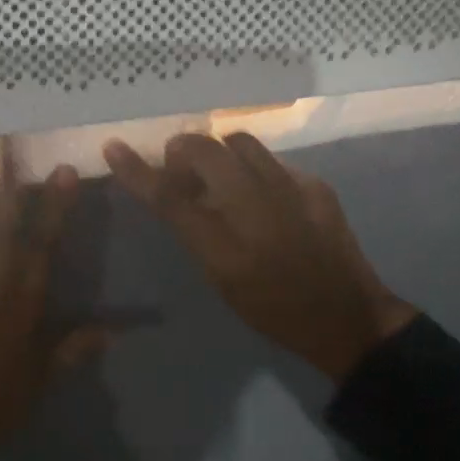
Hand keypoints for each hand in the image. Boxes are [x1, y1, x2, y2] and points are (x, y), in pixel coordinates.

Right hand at [104, 132, 417, 381]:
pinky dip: (253, 168)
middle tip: (179, 172)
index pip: (169, 195)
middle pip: (204, 151)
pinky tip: (261, 193)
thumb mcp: (221, 278)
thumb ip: (195, 230)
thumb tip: (175, 189)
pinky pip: (271, 159)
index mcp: (225, 246)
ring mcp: (293, 190)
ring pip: (239, 143)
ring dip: (218, 152)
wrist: (346, 317)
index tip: (113, 148)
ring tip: (219, 176)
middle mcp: (257, 209)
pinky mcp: (316, 185)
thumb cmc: (272, 308)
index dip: (137, 170)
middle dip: (182, 152)